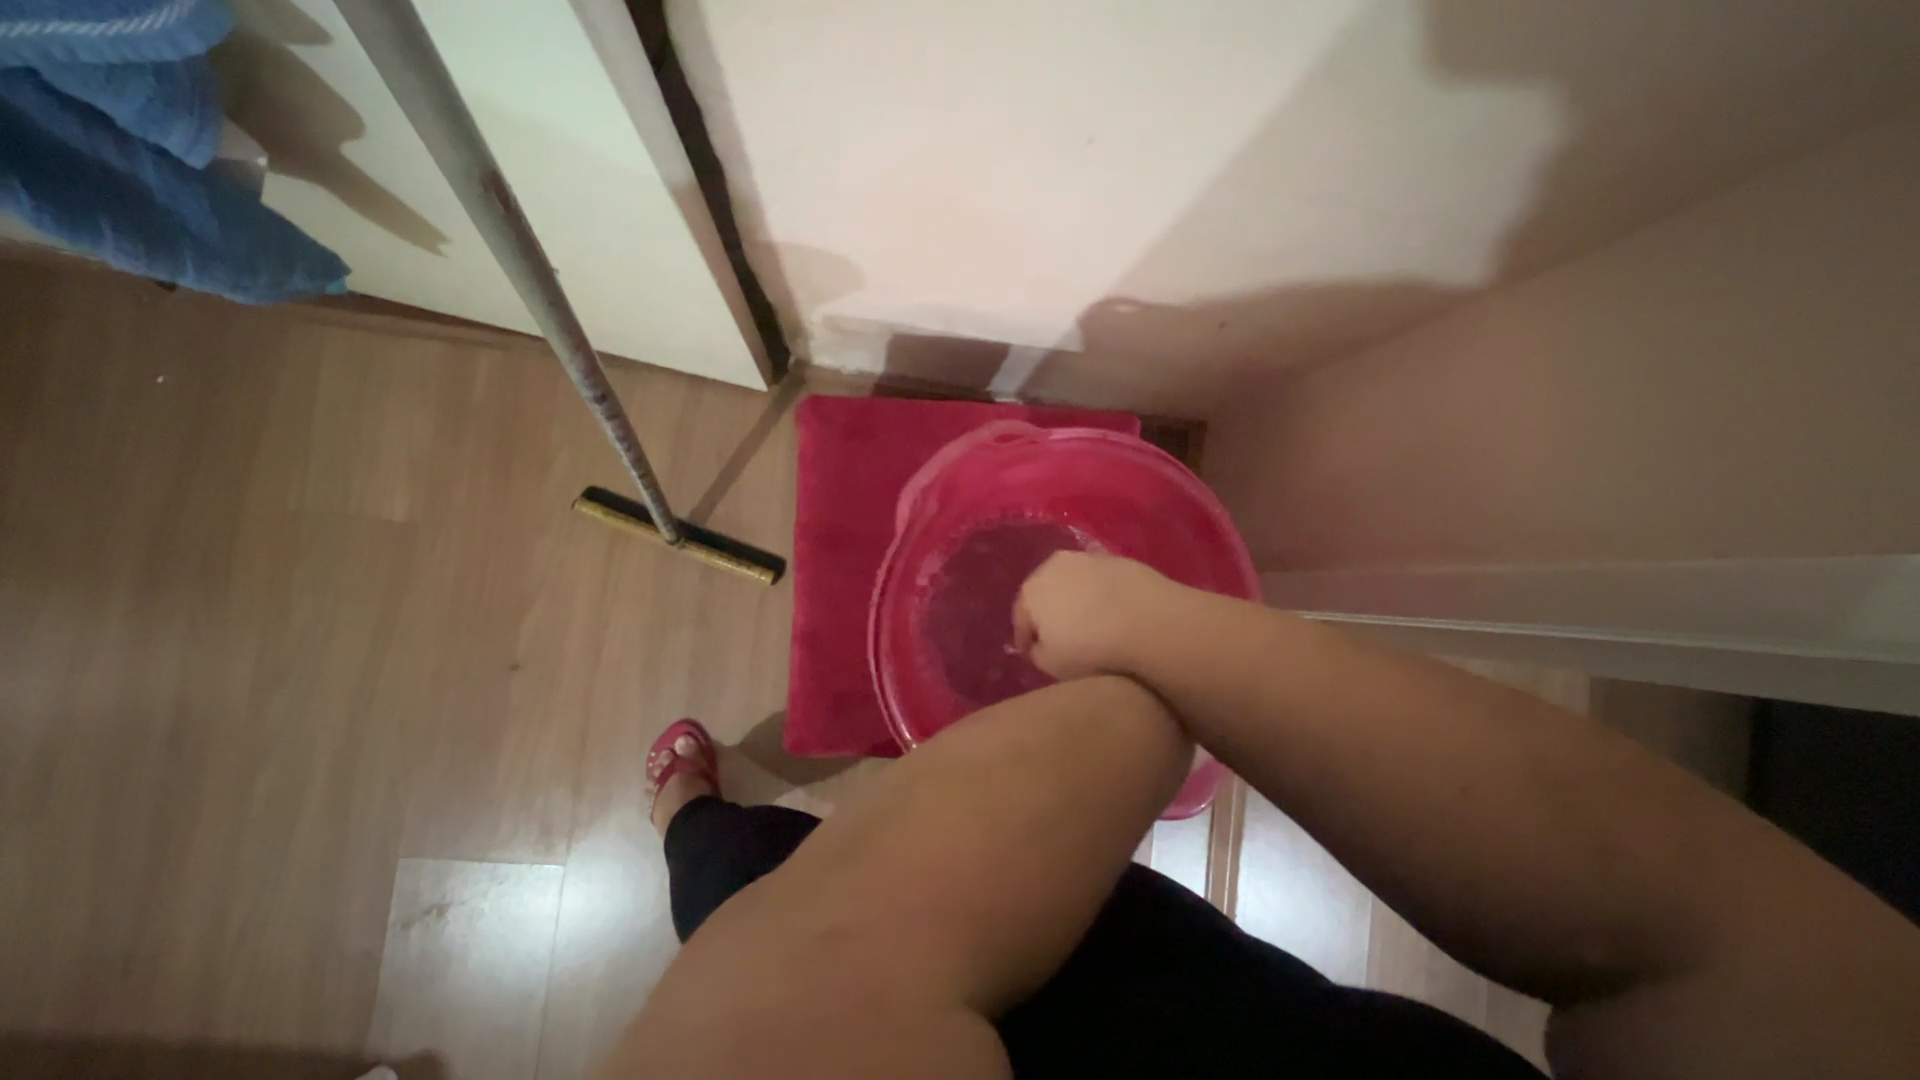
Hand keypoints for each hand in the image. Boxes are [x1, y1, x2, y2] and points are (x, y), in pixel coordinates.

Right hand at [1012, 551, 1177, 680]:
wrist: (1149, 620)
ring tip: (1090, 624)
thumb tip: (1040, 644)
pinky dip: (1101, 594)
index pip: (1020, 618)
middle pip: (1045, 593)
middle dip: (1049, 614)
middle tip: (1060, 638)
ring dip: (1076, 600)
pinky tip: (1114, 612)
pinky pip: (1101, 581)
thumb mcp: (1052, 665)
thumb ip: (1037, 653)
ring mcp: (1088, 558)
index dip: (1025, 640)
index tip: (1033, 655)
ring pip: (1074, 583)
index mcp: (1031, 590)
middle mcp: (1054, 565)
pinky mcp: (1119, 558)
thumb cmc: (1091, 648)